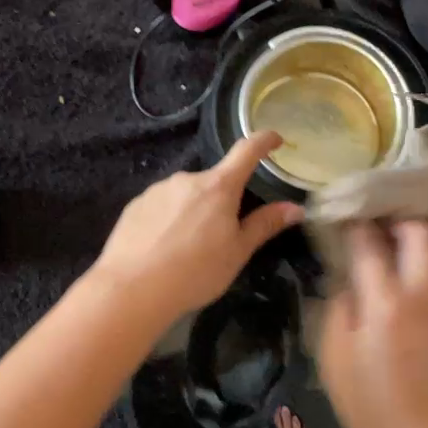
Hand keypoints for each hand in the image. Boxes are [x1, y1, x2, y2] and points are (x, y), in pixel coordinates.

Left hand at [90, 131, 304, 317]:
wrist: (132, 288)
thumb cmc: (195, 271)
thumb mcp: (237, 252)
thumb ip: (264, 225)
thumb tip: (295, 208)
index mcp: (219, 187)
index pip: (246, 151)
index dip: (264, 141)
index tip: (276, 139)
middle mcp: (188, 179)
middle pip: (214, 182)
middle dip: (222, 201)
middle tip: (222, 235)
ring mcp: (158, 189)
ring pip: (186, 195)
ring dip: (194, 211)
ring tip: (189, 248)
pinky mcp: (136, 205)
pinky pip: (162, 206)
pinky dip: (169, 220)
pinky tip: (164, 248)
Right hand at [319, 221, 427, 427]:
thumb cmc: (371, 404)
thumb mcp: (335, 357)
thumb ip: (338, 306)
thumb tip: (344, 275)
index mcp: (386, 301)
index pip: (369, 240)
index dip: (350, 220)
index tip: (334, 210)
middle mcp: (419, 291)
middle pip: (418, 230)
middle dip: (394, 213)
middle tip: (366, 212)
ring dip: (409, 230)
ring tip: (379, 231)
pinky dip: (417, 251)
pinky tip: (392, 260)